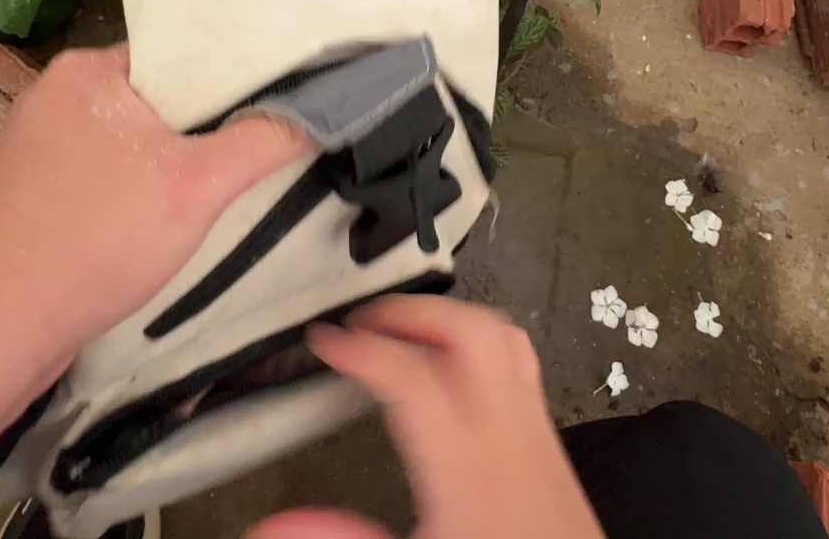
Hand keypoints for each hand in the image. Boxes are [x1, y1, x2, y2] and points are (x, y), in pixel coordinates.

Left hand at [0, 43, 312, 359]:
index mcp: (88, 68)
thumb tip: (321, 109)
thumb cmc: (97, 241)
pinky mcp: (28, 186)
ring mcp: (36, 141)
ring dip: (171, 158)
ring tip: (212, 183)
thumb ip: (265, 140)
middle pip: (160, 94)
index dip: (233, 75)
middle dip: (204, 124)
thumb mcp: (199, 187)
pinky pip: (102, 166)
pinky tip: (156, 214)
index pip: (182, 52)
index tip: (277, 98)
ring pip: (133, 134)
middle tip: (253, 147)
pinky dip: (136, 183)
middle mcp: (56, 91)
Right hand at [248, 296, 604, 538]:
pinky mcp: (551, 436)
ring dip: (448, 317)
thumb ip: (346, 536)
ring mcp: (536, 428)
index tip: (326, 338)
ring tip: (404, 326)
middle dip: (410, 312)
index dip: (362, 348)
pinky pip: (520, 357)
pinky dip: (482, 337)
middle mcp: (508, 434)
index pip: (411, 375)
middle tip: (365, 321)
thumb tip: (277, 522)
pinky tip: (457, 356)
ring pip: (500, 334)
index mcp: (467, 468)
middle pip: (466, 332)